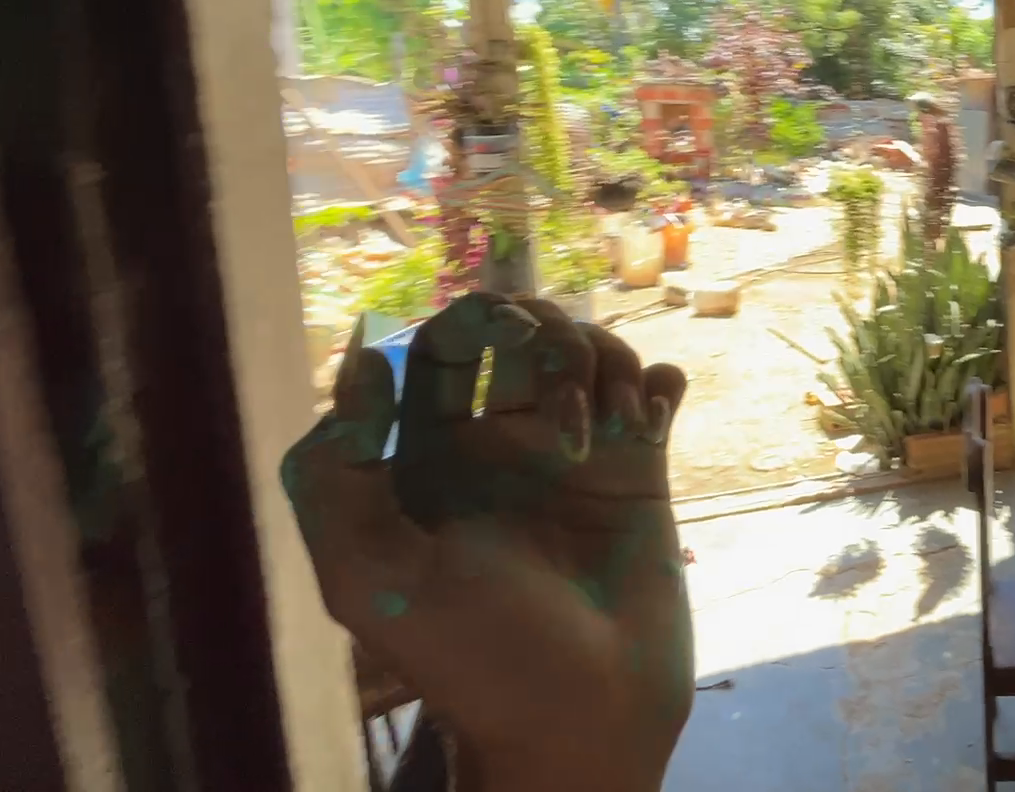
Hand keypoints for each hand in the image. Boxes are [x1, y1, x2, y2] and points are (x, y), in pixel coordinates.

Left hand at [282, 294, 691, 791]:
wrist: (593, 706)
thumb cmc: (480, 654)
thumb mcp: (377, 582)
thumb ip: (339, 478)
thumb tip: (360, 362)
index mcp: (438, 456)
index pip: (447, 348)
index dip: (470, 321)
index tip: (501, 340)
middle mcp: (512, 439)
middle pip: (533, 334)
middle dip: (556, 334)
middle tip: (573, 383)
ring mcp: (584, 448)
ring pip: (601, 352)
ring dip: (615, 364)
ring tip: (620, 427)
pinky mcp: (643, 462)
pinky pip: (658, 389)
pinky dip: (661, 385)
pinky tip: (655, 421)